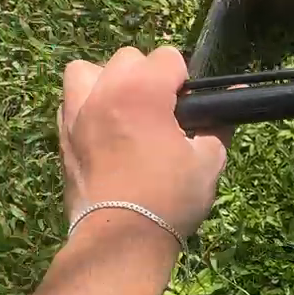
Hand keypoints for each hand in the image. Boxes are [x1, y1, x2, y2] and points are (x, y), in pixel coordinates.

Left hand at [58, 47, 226, 238]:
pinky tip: (105, 132)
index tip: (189, 108)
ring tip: (125, 112)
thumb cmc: (170, 198)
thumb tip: (231, 104)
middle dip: (148, 77)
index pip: (167, 57)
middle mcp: (104, 92)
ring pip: (88, 71)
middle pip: (128, 58)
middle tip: (163, 114)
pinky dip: (87, 107)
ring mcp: (77, 113)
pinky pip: (71, 102)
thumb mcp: (208, 161)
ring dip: (108, 82)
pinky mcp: (62, 136)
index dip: (184, 81)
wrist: (121, 237)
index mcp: (142, 92)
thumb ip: (218, 125)